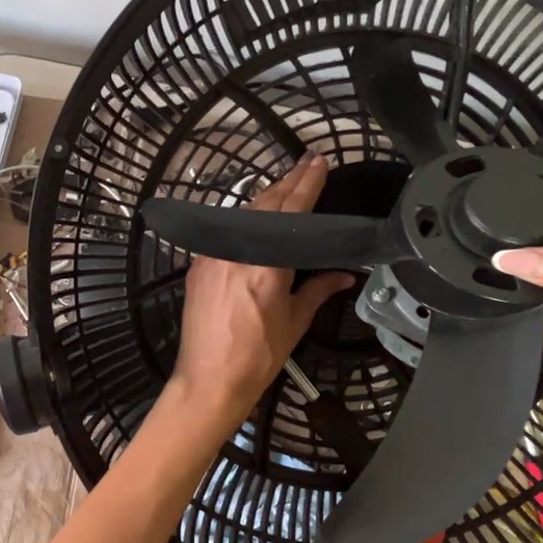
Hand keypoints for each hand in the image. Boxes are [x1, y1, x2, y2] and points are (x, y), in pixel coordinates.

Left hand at [170, 155, 355, 421]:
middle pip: (265, 206)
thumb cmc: (257, 356)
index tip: (318, 163)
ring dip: (266, 199)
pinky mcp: (197, 267)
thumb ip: (319, 290)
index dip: (307, 184)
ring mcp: (211, 257)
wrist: (209, 379)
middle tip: (307, 164)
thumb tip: (344, 274)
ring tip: (287, 185)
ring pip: (242, 217)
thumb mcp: (295, 322)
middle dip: (288, 182)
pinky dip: (244, 222)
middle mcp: (235, 253)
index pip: (291, 212)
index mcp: (266, 265)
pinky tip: (255, 217)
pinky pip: (224, 233)